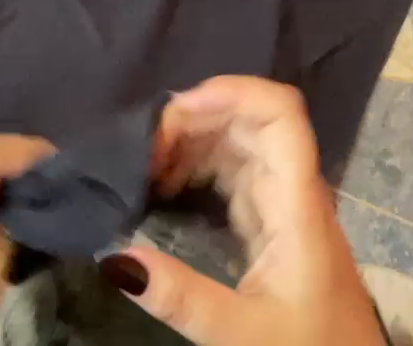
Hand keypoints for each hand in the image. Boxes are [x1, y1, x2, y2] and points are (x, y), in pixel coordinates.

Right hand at [100, 76, 383, 345]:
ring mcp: (282, 201)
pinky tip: (166, 184)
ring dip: (193, 140)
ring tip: (146, 165)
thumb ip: (181, 297)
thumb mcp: (242, 336)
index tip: (177, 109)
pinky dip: (198, 166)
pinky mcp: (271, 220)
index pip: (280, 113)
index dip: (233, 92)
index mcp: (297, 201)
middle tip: (144, 148)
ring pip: (239, 142)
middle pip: (250, 120)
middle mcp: (292, 187)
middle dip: (197, 117)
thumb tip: (115, 256)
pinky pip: (233, 171)